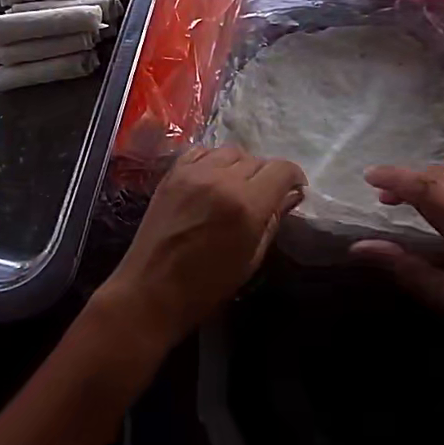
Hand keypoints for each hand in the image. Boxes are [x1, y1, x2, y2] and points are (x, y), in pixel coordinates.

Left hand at [94, 145, 305, 348]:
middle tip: (263, 196)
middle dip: (267, 176)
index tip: (294, 189)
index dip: (294, 177)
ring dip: (241, 166)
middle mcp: (222, 180)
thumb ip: (273, 220)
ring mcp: (194, 173)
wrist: (149, 293)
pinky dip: (214, 160)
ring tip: (237, 186)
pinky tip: (213, 178)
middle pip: (258, 160)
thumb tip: (292, 195)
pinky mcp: (172, 173)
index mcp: (246, 205)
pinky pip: (202, 151)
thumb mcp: (251, 258)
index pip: (282, 170)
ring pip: (232, 152)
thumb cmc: (206, 287)